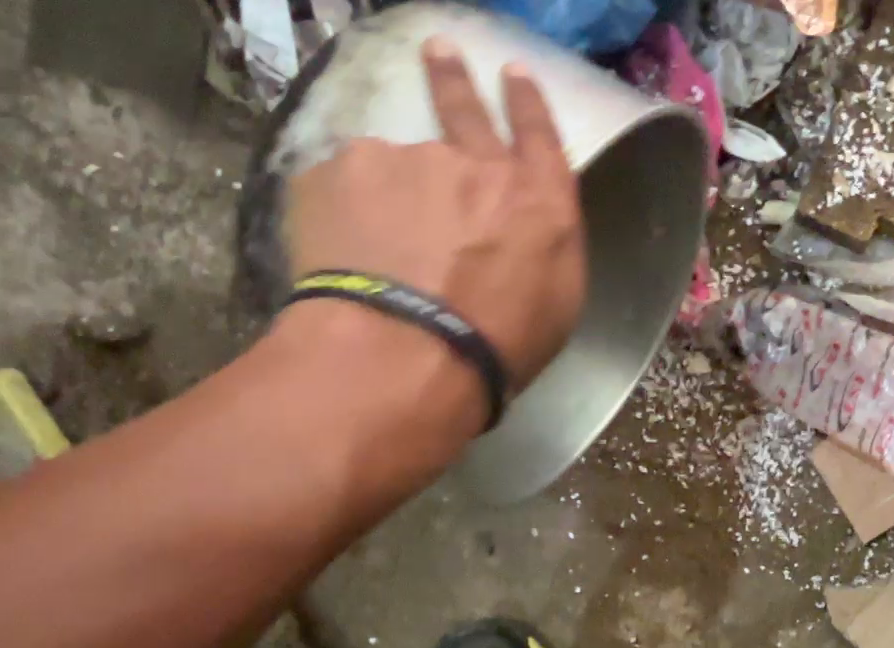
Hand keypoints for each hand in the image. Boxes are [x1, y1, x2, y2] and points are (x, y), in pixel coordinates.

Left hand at [284, 39, 586, 391]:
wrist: (410, 350)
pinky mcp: (335, 172)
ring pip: (396, 169)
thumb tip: (519, 223)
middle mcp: (471, 163)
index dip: (527, 103)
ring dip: (393, 192)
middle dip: (453, 77)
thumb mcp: (558, 302)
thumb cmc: (501, 341)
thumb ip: (543, 245)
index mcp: (536, 199)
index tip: (514, 72)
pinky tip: (349, 254)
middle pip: (461, 106)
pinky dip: (348, 216)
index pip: (537, 134)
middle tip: (439, 51)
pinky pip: (344, 190)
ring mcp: (399, 160)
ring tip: (382, 243)